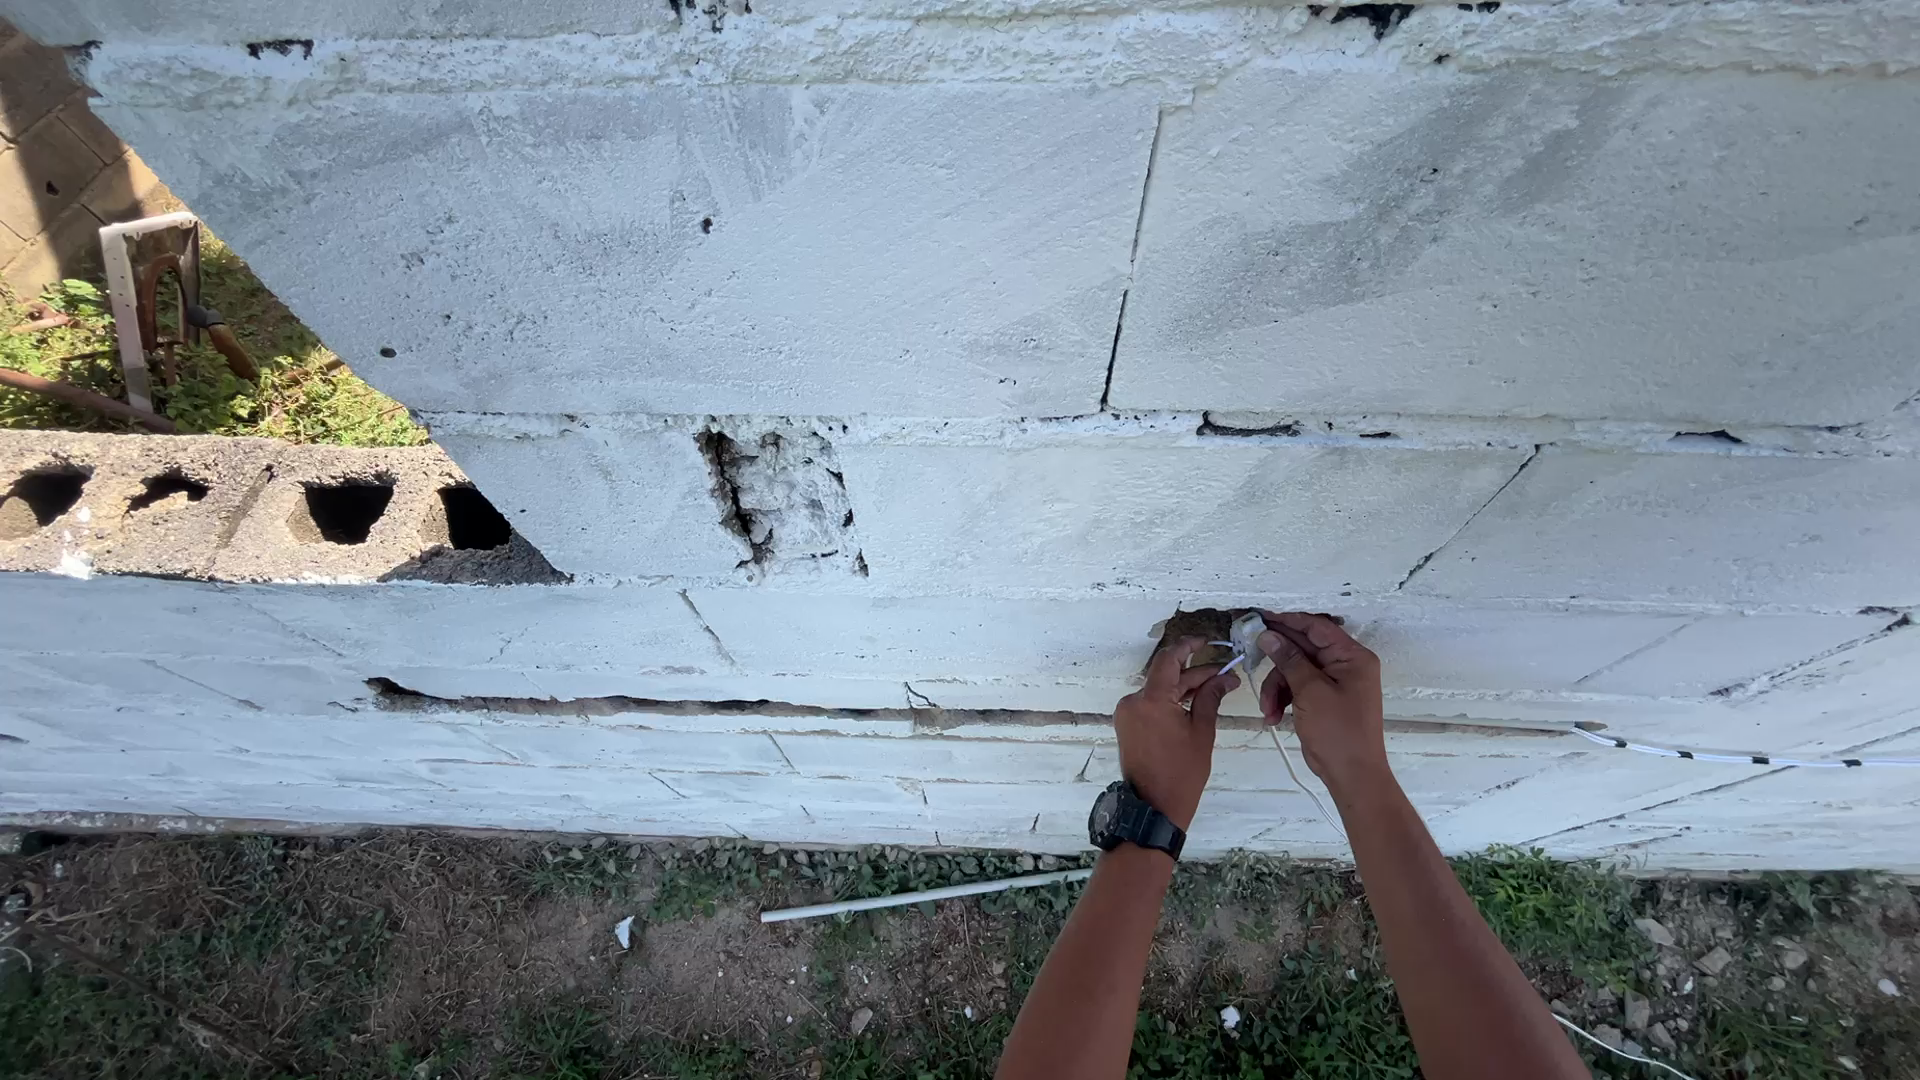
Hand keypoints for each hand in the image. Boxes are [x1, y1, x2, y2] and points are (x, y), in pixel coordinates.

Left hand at [1113, 637, 1238, 830]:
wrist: (1153, 807)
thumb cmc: (1181, 773)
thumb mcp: (1202, 732)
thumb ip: (1210, 698)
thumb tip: (1225, 677)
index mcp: (1150, 700)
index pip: (1168, 660)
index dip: (1188, 646)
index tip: (1206, 641)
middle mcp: (1133, 700)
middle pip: (1165, 676)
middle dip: (1195, 673)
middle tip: (1225, 674)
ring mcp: (1126, 712)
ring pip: (1158, 689)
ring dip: (1183, 687)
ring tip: (1215, 688)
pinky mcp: (1127, 723)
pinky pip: (1150, 703)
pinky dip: (1170, 700)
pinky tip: (1193, 702)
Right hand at [1256, 611, 1390, 798]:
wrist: (1351, 774)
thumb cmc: (1339, 732)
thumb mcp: (1310, 691)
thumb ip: (1289, 659)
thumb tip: (1268, 635)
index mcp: (1352, 657)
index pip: (1316, 627)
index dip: (1287, 621)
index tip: (1260, 616)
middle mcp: (1345, 665)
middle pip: (1302, 648)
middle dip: (1277, 660)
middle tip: (1250, 653)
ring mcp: (1333, 682)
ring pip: (1293, 669)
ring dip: (1275, 687)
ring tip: (1267, 707)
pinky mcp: (1321, 697)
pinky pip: (1295, 686)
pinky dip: (1281, 698)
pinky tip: (1273, 715)